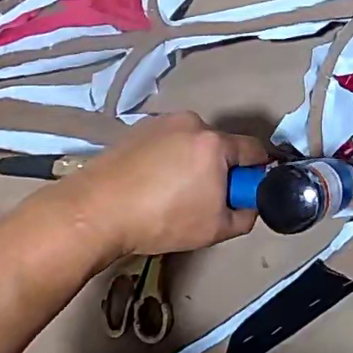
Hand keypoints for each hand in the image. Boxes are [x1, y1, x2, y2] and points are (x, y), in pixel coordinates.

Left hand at [46, 113, 265, 265]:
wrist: (95, 212)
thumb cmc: (160, 220)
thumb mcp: (216, 229)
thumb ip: (246, 215)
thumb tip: (249, 205)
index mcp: (214, 142)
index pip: (255, 150)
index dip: (257, 173)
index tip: (245, 193)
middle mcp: (190, 122)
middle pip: (221, 145)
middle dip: (221, 169)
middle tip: (206, 200)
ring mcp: (160, 123)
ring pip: (193, 143)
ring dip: (194, 163)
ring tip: (173, 195)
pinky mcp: (137, 130)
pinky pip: (167, 143)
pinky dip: (168, 160)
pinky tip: (152, 185)